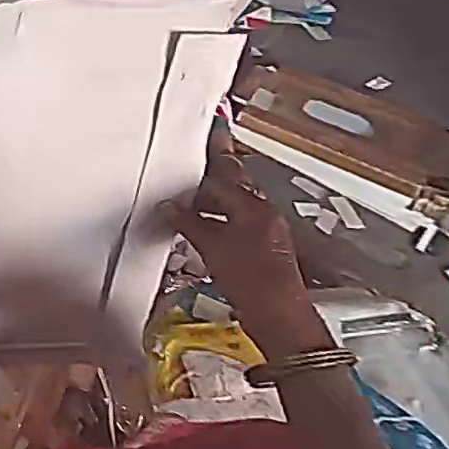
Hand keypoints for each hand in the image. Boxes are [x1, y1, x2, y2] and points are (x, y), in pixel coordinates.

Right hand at [163, 143, 335, 359]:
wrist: (277, 315)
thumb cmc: (252, 282)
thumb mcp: (211, 247)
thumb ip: (189, 223)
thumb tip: (171, 208)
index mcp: (253, 207)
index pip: (227, 174)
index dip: (215, 155)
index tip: (214, 133)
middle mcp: (264, 214)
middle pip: (235, 186)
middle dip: (213, 178)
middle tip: (196, 169)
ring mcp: (267, 231)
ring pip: (237, 205)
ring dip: (215, 203)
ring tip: (192, 207)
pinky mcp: (265, 248)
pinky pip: (240, 223)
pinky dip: (222, 221)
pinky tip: (207, 231)